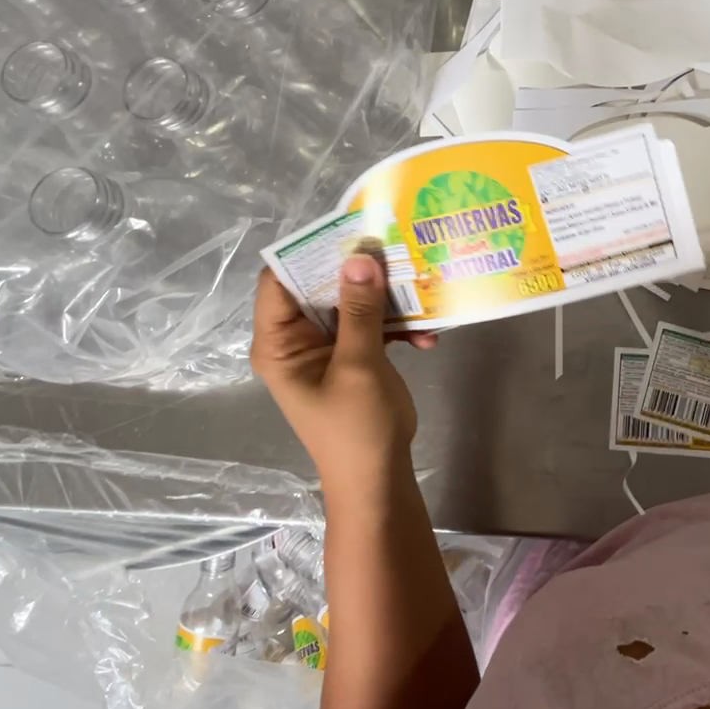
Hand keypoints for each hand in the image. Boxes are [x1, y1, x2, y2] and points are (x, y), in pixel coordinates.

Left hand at [251, 256, 434, 485]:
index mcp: (280, 342)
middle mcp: (298, 338)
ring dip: (387, 298)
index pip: (280, 280)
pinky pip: (375, 324)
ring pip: (354, 302)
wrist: (378, 478)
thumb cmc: (355, 428)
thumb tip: (359, 258)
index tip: (349, 230)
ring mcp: (330, 345)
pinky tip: (429, 336)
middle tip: (395, 247)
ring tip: (421, 287)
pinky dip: (400, 326)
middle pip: (322, 286)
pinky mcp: (357, 354)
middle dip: (359, 270)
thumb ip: (359, 311)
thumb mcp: (357, 366)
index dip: (309, 252)